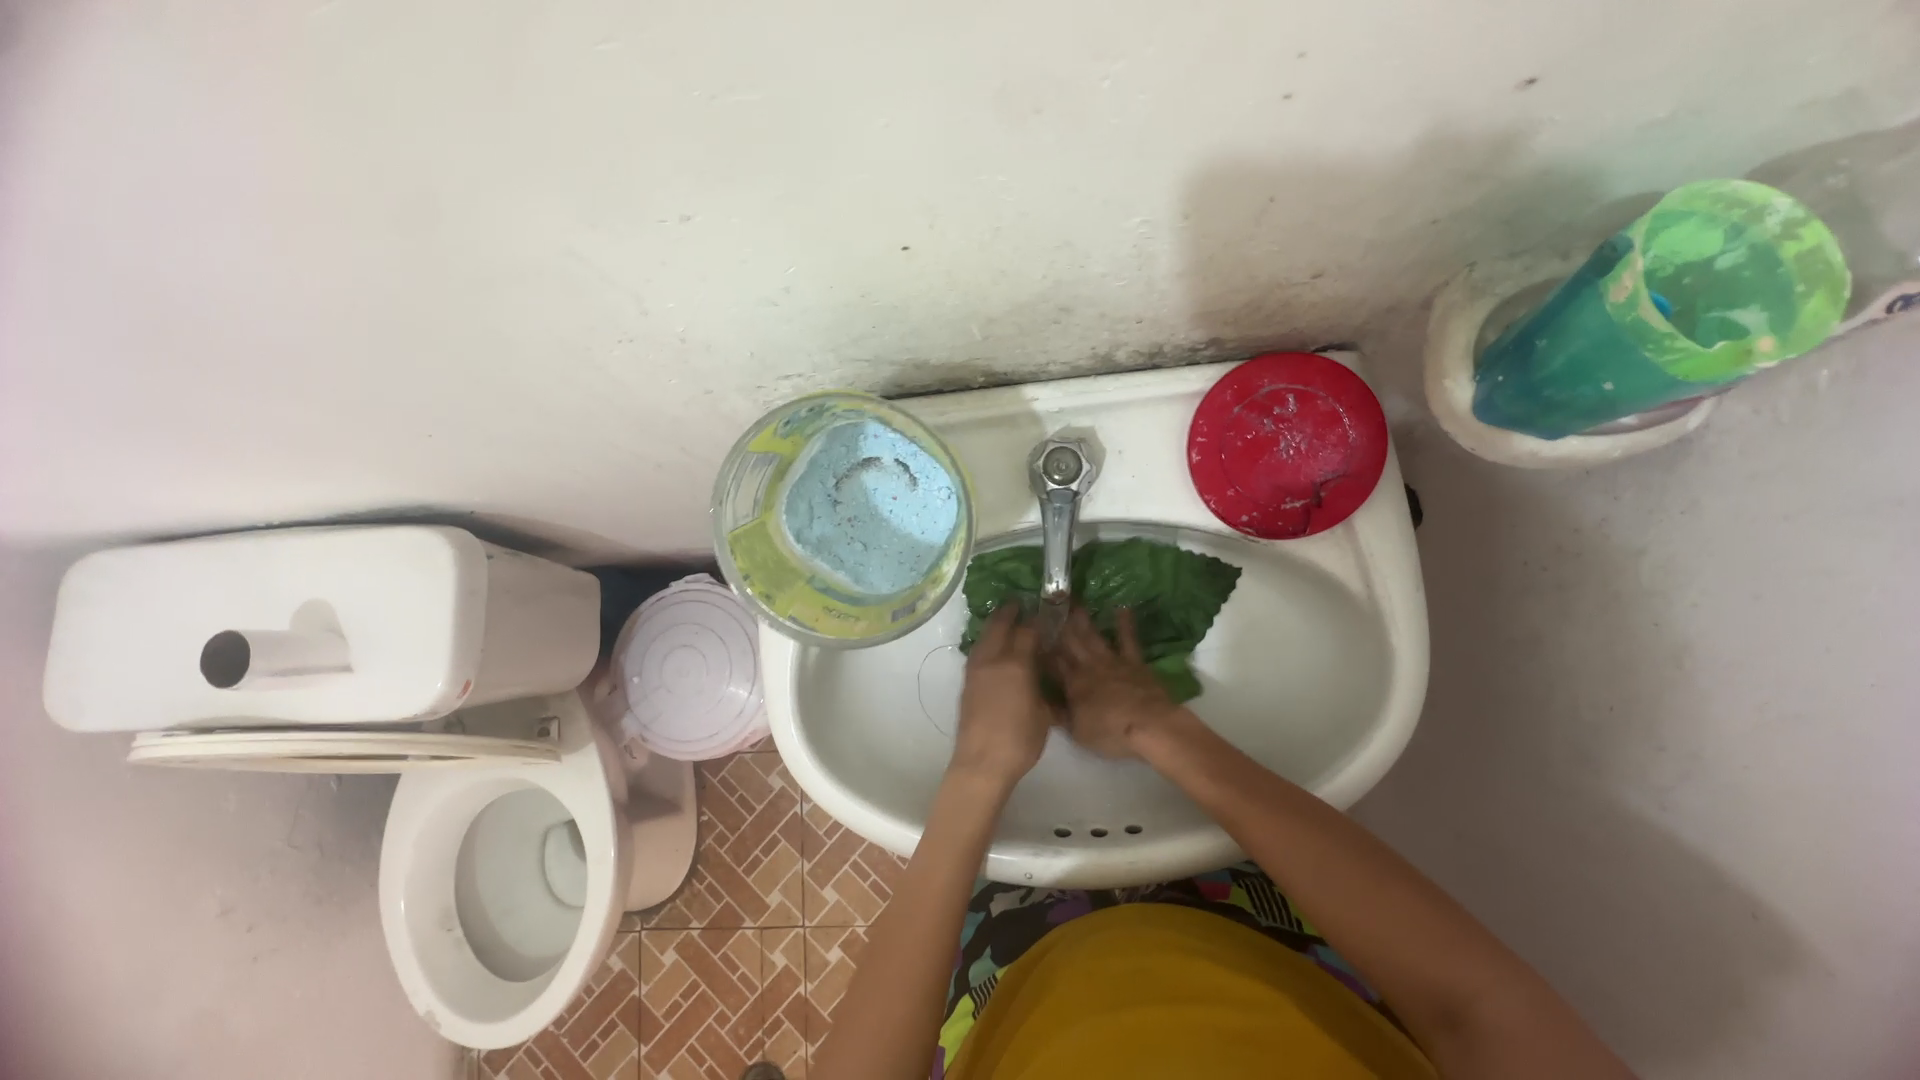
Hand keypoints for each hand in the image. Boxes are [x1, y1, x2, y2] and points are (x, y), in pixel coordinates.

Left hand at [951, 607, 1054, 787]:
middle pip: (1000, 625)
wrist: (982, 762)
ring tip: (1005, 620)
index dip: (1039, 621)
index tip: (1047, 613)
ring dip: (995, 625)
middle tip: (1020, 603)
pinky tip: (994, 648)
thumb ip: (1045, 689)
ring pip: (984, 637)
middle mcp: (993, 660)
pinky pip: (978, 651)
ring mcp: (975, 670)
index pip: (1028, 632)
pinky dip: (987, 642)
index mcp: (1016, 665)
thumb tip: (1047, 675)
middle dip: (1010, 612)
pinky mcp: (967, 683)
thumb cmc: (1020, 741)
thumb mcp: (1044, 715)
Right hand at [1052, 607, 1184, 758]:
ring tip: (1074, 604)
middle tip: (1049, 608)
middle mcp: (1088, 667)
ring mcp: (1111, 661)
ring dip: (1083, 620)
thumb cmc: (1110, 732)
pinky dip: (1124, 624)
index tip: (1031, 635)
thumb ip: (1060, 715)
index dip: (1041, 649)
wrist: (1148, 725)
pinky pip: (1128, 639)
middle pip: (1070, 643)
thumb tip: (1042, 704)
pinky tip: (1122, 608)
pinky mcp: (1133, 661)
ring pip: (1093, 636)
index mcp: (1072, 684)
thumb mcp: (1077, 732)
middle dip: (1058, 626)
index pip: (1052, 663)